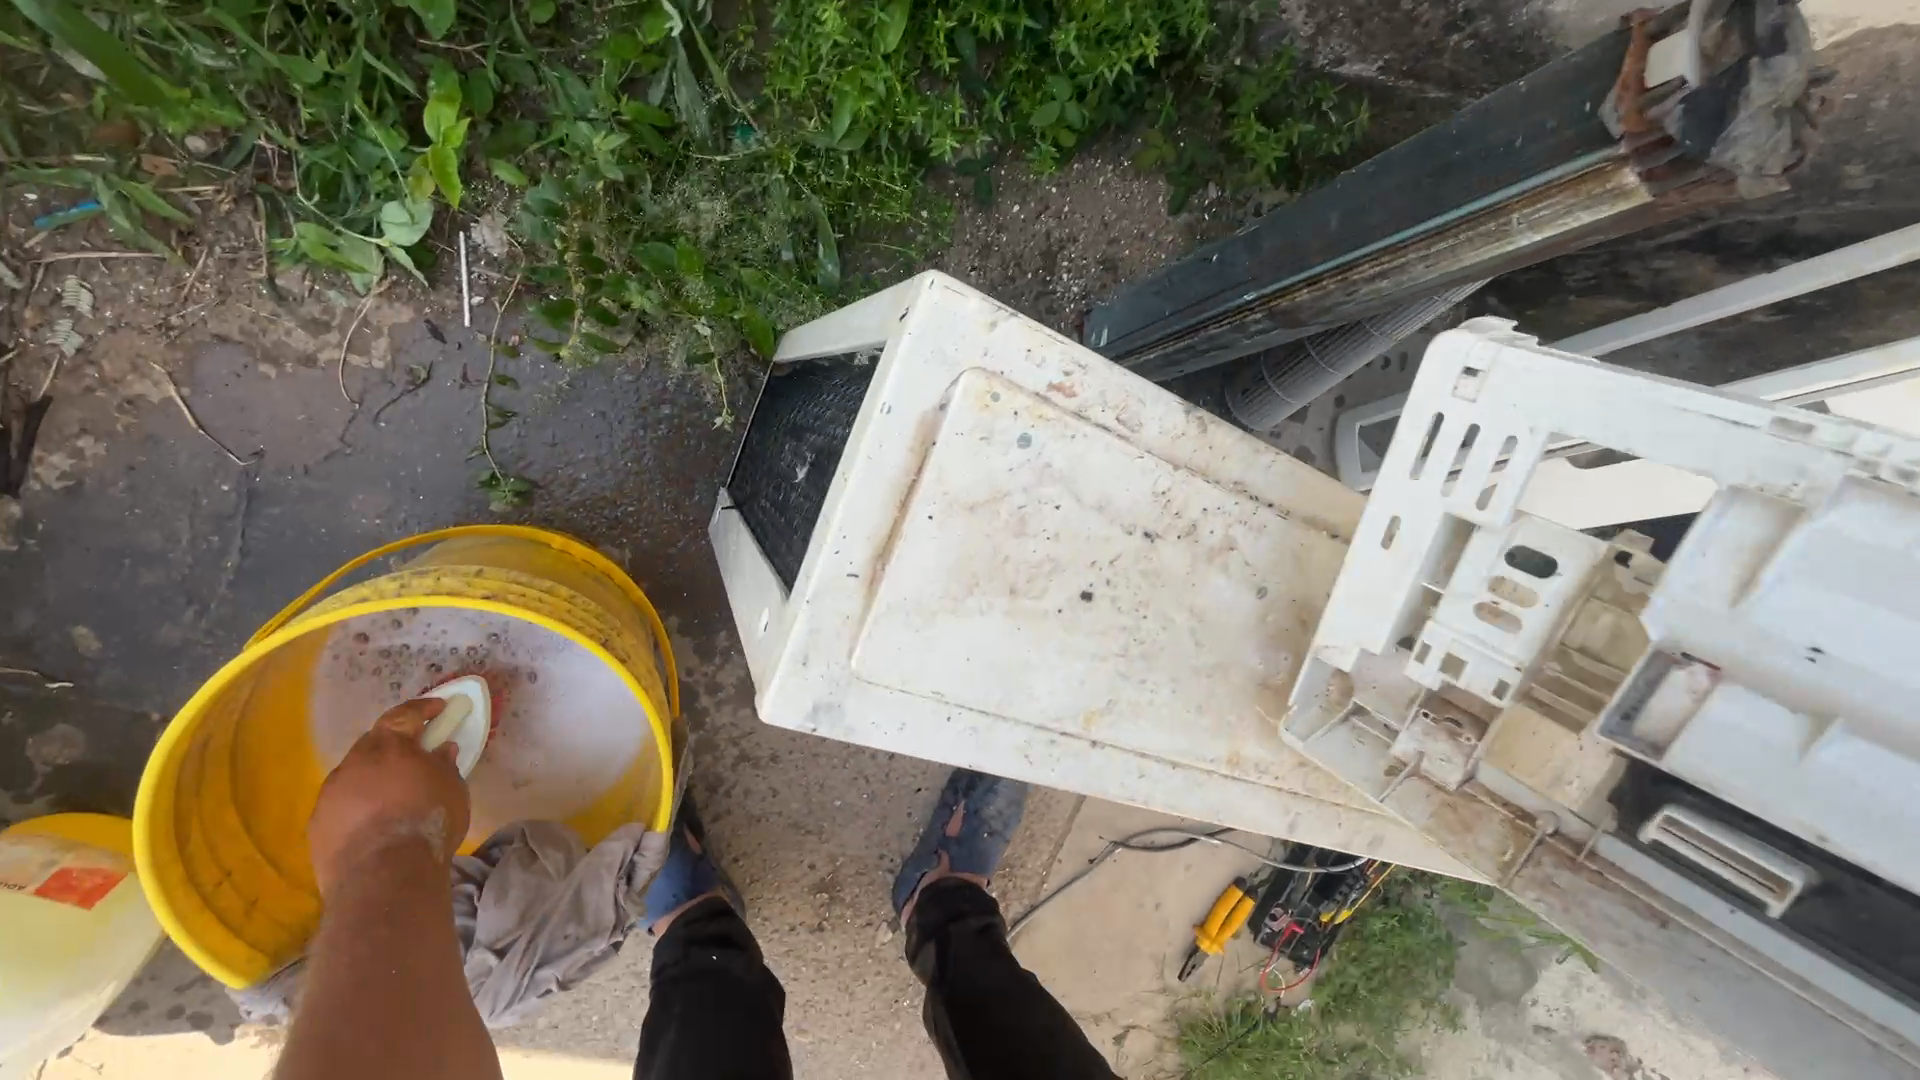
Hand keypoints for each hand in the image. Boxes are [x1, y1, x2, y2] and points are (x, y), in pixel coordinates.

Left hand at [309, 698, 470, 898]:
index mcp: (388, 747)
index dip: (422, 708)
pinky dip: (360, 804)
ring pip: (355, 775)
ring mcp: (329, 795)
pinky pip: (343, 803)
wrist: (383, 875)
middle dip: (395, 744)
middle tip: (416, 755)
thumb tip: (440, 750)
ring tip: (395, 795)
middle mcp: (353, 764)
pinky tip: (376, 821)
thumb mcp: (453, 787)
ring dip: (375, 777)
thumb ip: (444, 764)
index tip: (438, 708)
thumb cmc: (427, 820)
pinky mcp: (317, 825)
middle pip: (373, 743)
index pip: (403, 715)